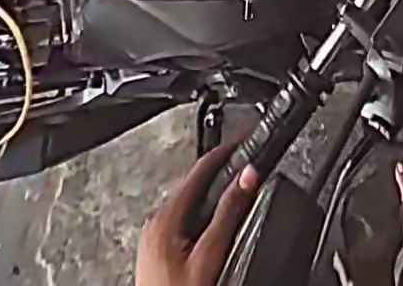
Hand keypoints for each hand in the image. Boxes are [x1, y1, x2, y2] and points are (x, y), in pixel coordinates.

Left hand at [137, 143, 260, 285]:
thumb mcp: (211, 258)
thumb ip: (230, 214)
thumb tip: (248, 177)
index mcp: (165, 220)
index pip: (200, 170)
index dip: (225, 154)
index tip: (244, 143)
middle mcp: (155, 227)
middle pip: (195, 187)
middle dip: (222, 177)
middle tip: (248, 170)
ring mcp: (154, 244)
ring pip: (191, 208)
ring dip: (214, 200)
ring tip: (239, 197)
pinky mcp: (158, 259)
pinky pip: (185, 226)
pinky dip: (205, 220)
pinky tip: (219, 230)